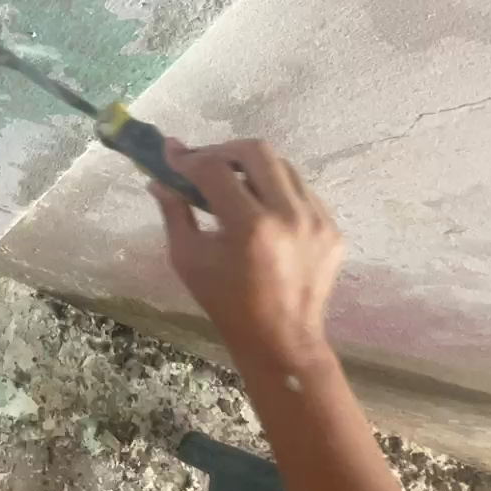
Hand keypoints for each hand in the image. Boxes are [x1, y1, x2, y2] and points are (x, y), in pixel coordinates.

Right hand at [149, 139, 343, 369]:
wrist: (281, 340)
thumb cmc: (226, 301)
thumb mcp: (188, 257)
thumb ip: (174, 211)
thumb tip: (158, 179)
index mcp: (250, 227)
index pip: (214, 169)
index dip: (188, 157)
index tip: (171, 153)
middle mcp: (289, 215)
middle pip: (255, 151)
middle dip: (222, 150)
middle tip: (204, 163)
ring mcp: (317, 220)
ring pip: (281, 165)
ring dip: (250, 166)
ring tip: (230, 182)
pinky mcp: (331, 229)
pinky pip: (300, 189)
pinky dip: (274, 188)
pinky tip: (258, 205)